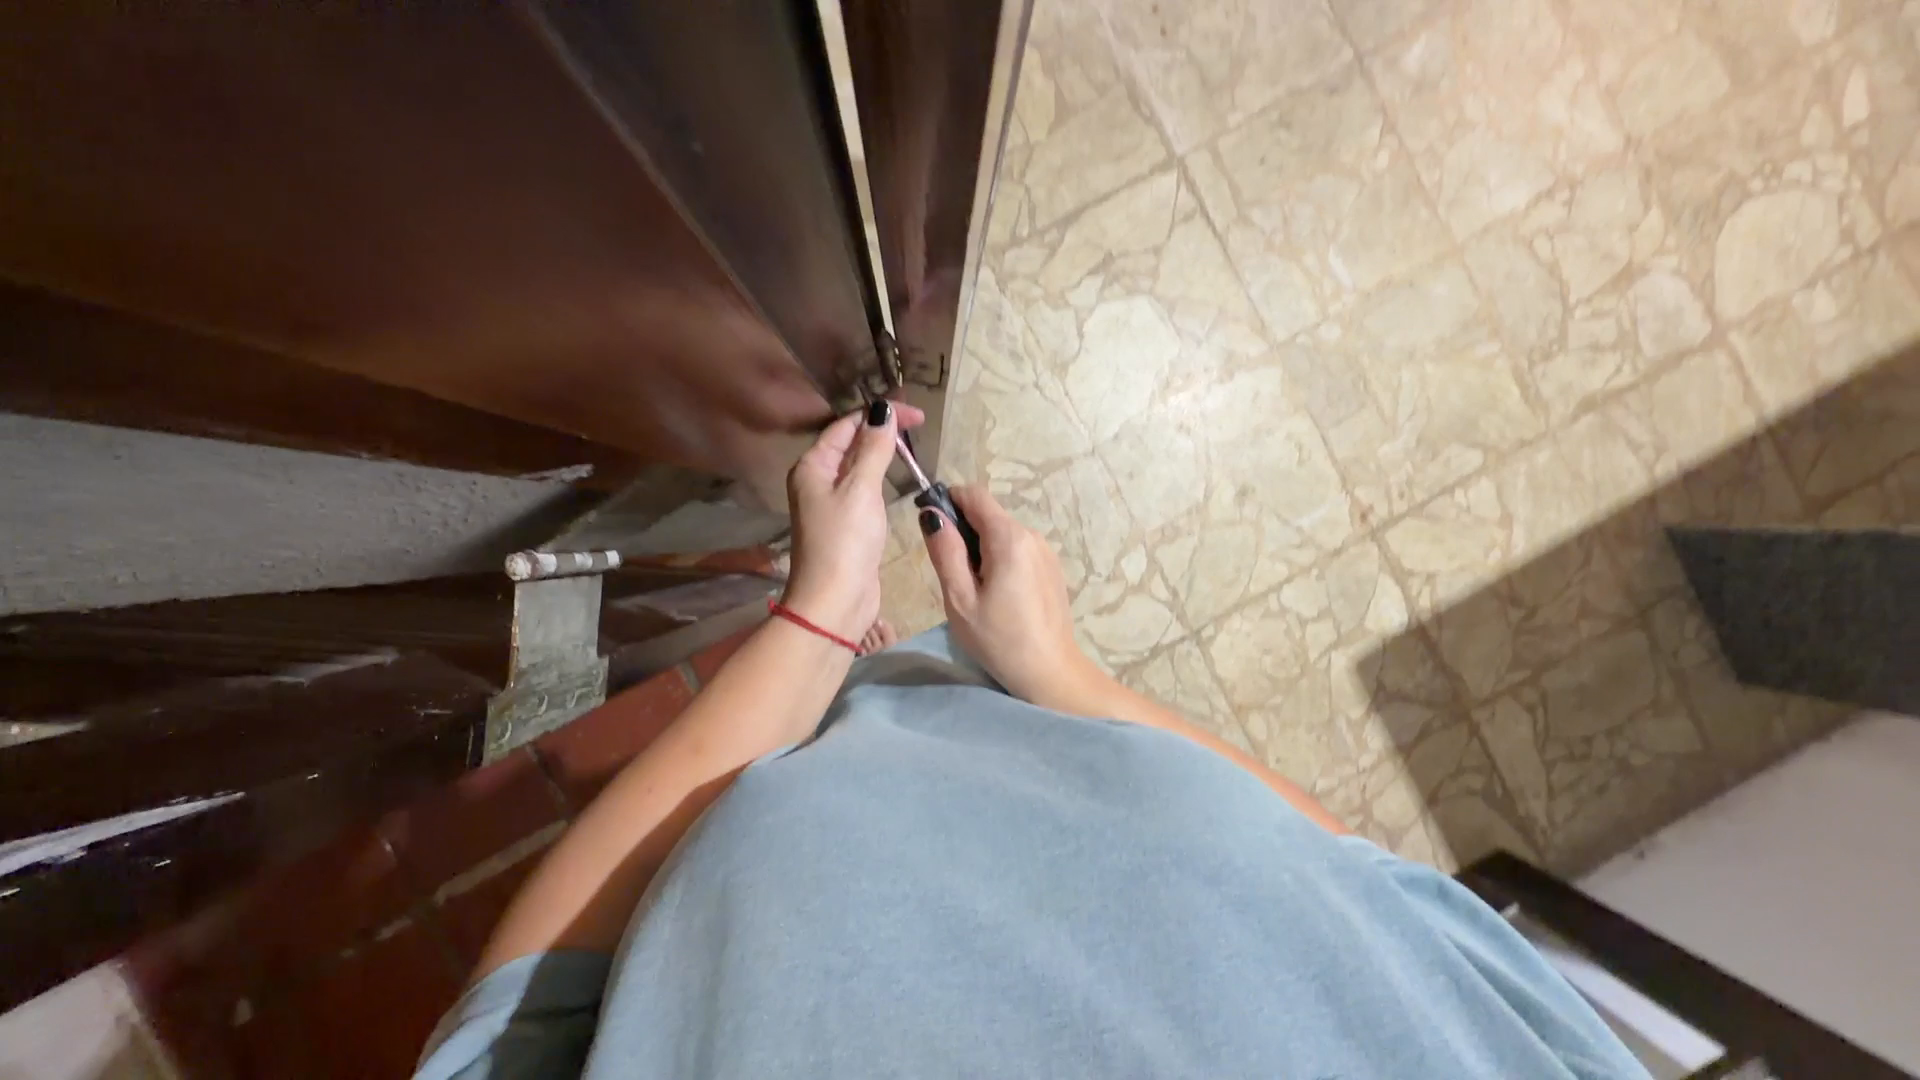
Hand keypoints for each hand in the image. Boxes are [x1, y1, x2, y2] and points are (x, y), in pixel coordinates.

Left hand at [782, 399, 924, 641]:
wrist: (834, 601)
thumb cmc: (844, 542)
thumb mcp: (861, 490)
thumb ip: (874, 449)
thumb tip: (883, 410)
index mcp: (812, 466)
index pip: (846, 425)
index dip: (879, 414)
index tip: (917, 415)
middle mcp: (817, 481)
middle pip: (851, 444)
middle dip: (881, 431)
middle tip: (919, 427)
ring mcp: (831, 504)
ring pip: (858, 467)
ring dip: (882, 454)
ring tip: (912, 447)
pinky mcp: (846, 524)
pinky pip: (864, 490)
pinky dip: (881, 478)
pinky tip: (899, 479)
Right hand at [920, 485, 1104, 709]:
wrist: (1050, 671)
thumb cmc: (999, 639)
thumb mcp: (959, 598)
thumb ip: (945, 551)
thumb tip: (931, 513)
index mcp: (1008, 538)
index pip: (974, 494)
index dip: (949, 502)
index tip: (934, 529)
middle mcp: (1031, 535)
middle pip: (989, 514)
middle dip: (964, 532)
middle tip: (954, 575)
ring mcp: (1045, 551)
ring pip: (1002, 533)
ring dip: (982, 549)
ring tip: (976, 592)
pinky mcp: (1051, 567)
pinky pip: (1018, 549)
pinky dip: (1000, 560)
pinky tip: (998, 596)